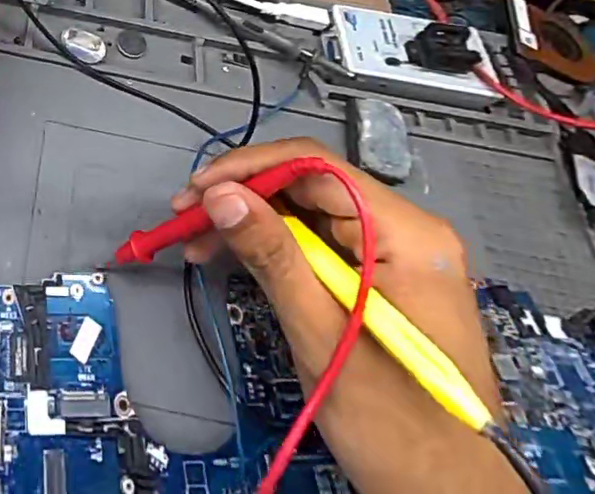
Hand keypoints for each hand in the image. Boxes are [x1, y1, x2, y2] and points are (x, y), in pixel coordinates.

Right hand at [173, 138, 518, 492]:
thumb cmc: (396, 427)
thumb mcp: (322, 336)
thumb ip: (272, 256)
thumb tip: (220, 195)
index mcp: (406, 232)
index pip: (316, 167)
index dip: (250, 169)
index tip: (198, 189)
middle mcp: (402, 229)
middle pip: (308, 185)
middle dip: (243, 194)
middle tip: (187, 215)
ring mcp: (390, 252)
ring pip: (305, 210)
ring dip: (249, 220)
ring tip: (198, 240)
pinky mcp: (373, 274)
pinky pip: (314, 240)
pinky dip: (270, 245)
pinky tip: (230, 255)